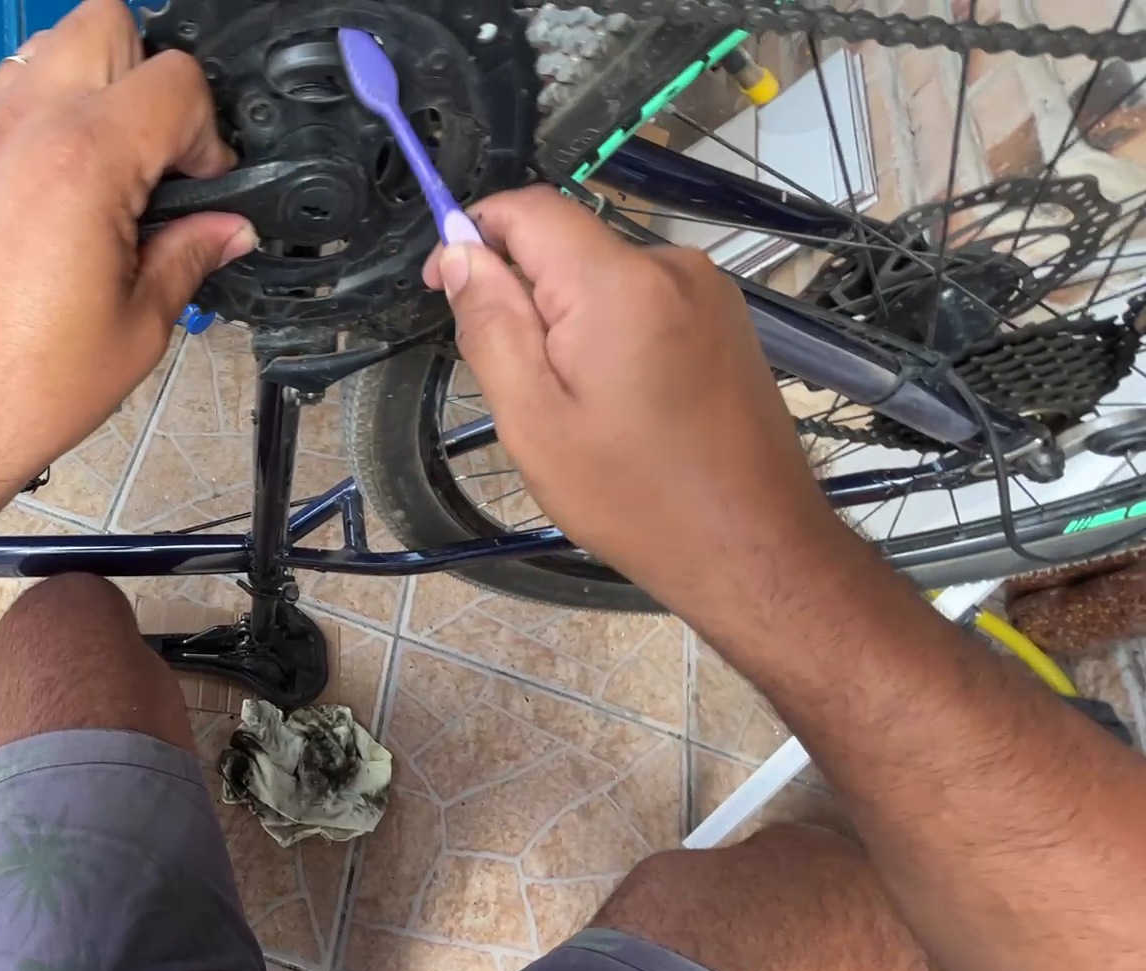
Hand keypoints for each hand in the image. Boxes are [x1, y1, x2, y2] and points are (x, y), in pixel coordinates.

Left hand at [0, 0, 254, 512]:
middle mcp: (21, 132)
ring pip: (47, 49)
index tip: (205, 186)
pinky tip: (60, 195)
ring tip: (110, 173)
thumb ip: (189, 257)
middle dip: (148, 78)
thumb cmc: (33, 387)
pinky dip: (43, 122)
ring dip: (92, 90)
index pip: (174, 82)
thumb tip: (228, 231)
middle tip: (160, 158)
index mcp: (82, 164)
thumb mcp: (140, 327)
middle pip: (105, 23)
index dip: (207, 135)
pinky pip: (4, 101)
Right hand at [423, 186, 853, 610]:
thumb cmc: (628, 492)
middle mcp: (670, 266)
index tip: (441, 288)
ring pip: (596, 276)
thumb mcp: (532, 417)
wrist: (746, 543)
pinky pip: (635, 301)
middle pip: (563, 245)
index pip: (529, 210)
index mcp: (616, 285)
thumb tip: (458, 256)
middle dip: (515, 292)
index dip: (471, 233)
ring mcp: (705, 291)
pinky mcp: (720, 319)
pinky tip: (604, 398)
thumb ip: (490, 325)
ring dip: (557, 318)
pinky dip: (597, 331)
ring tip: (560, 401)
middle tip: (508, 379)